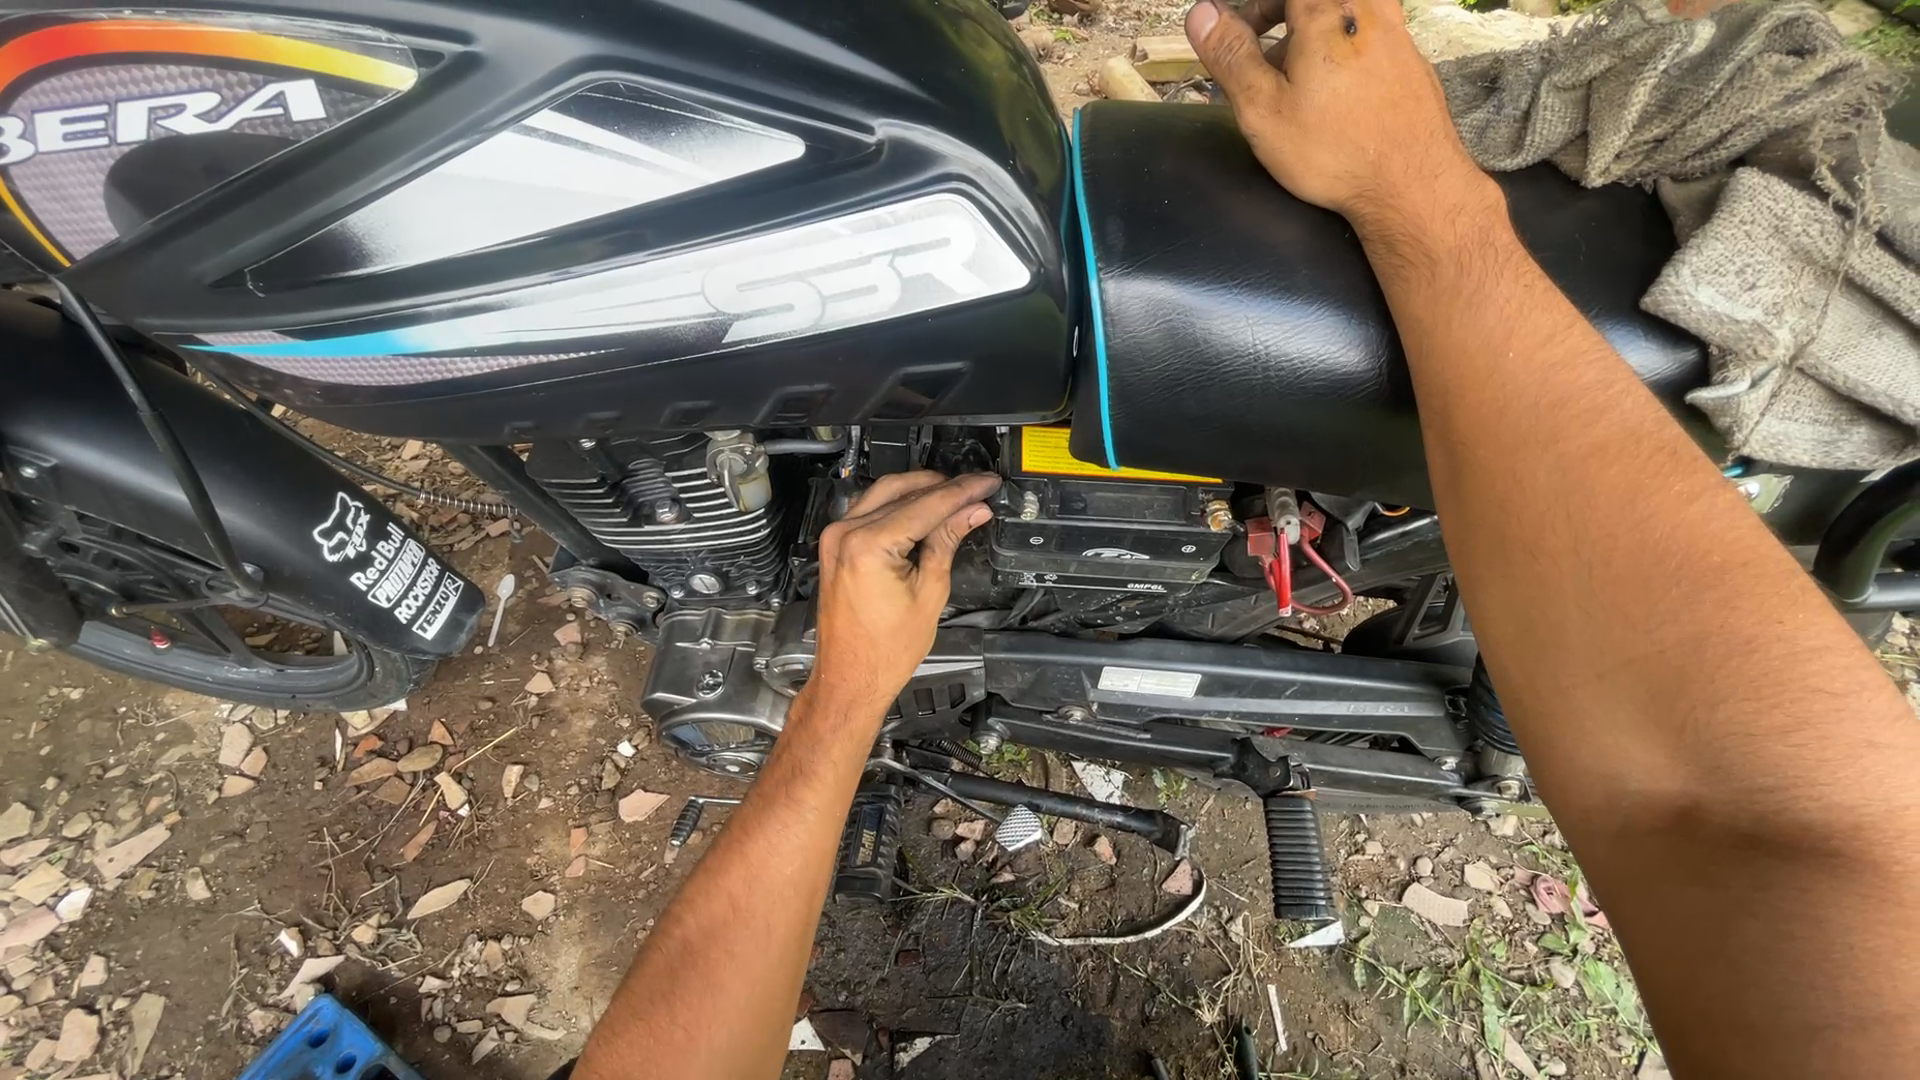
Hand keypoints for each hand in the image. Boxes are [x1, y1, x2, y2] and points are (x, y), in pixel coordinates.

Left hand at [806, 471, 999, 718]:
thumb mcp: (930, 592)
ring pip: (885, 493)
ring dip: (921, 490)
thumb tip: (972, 512)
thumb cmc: (885, 650)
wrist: (851, 677)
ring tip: (957, 496)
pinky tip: (925, 509)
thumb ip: (948, 542)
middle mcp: (845, 533)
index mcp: (868, 546)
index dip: (963, 492)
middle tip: (978, 488)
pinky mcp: (835, 545)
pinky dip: (899, 505)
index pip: (926, 505)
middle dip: (944, 487)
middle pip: (904, 491)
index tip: (987, 483)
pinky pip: (870, 510)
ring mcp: (836, 537)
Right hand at [1184, 0, 1495, 234]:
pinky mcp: (1410, 58)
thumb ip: (1231, 57)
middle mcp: (1366, 7)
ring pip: (1342, 12)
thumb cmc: (1329, 149)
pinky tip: (1332, 92)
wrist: (1406, 180)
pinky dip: (1339, 49)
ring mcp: (1395, 30)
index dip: (1254, 10)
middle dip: (1279, 16)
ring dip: (1310, 32)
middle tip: (1258, 55)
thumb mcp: (1263, 108)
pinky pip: (1367, 33)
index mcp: (1326, 10)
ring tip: (1293, 77)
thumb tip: (1200, 13)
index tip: (1237, 37)